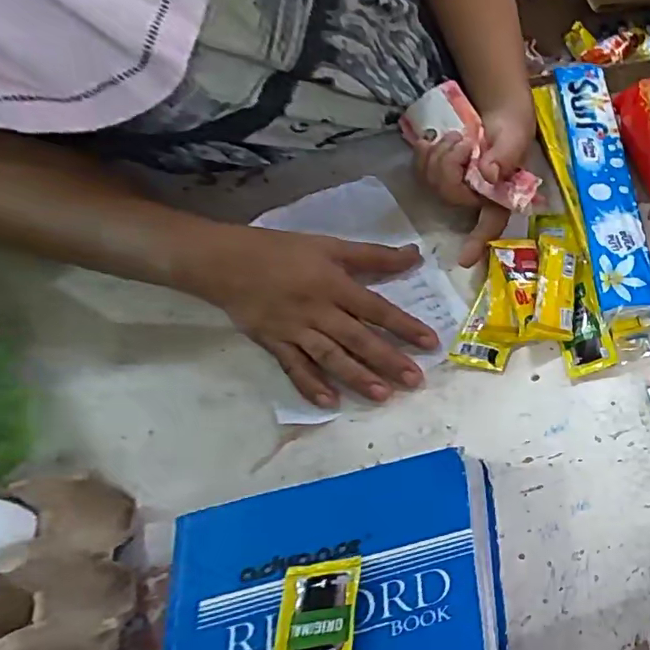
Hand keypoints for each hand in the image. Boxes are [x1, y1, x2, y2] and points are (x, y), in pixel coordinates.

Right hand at [183, 225, 439, 408]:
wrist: (217, 260)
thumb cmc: (281, 251)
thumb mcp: (330, 246)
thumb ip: (374, 256)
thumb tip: (414, 255)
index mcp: (334, 286)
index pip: (377, 310)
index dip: (405, 326)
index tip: (431, 343)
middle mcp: (317, 311)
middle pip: (358, 339)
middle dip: (388, 360)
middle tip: (415, 381)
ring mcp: (293, 330)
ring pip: (330, 357)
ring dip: (356, 378)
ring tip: (383, 396)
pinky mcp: (271, 343)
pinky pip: (293, 367)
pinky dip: (310, 386)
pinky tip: (330, 403)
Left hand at [407, 101, 533, 267]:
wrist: (498, 114)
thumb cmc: (512, 130)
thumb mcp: (515, 137)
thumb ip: (505, 156)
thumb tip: (487, 174)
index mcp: (500, 197)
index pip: (490, 224)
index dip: (478, 243)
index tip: (465, 261)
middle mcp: (477, 199)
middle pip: (451, 195)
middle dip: (450, 163)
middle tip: (463, 140)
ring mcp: (455, 187)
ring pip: (432, 181)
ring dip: (439, 152)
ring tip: (456, 137)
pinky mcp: (437, 174)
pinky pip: (420, 169)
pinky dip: (425, 151)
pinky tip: (437, 140)